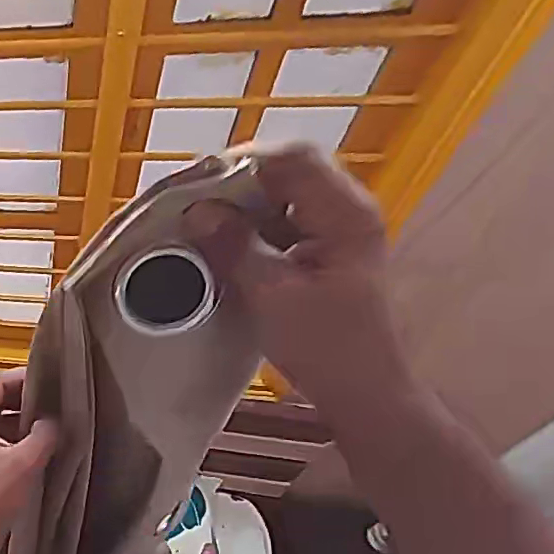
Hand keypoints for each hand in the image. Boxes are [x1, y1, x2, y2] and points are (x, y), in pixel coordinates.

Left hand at [0, 368, 57, 546]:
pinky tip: (46, 434)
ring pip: (5, 413)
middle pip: (0, 395)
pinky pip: (6, 430)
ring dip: (28, 413)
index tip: (52, 380)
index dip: (25, 377)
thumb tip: (56, 419)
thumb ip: (44, 433)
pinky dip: (25, 429)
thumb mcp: (25, 462)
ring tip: (56, 414)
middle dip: (29, 395)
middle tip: (58, 396)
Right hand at [185, 145, 417, 421]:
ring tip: (200, 224)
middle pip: (287, 172)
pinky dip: (249, 231)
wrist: (362, 393)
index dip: (241, 163)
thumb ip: (236, 249)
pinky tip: (223, 247)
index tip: (195, 186)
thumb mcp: (274, 298)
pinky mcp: (322, 254)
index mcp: (346, 214)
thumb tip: (196, 212)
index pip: (293, 159)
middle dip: (235, 185)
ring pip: (281, 198)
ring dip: (240, 208)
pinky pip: (280, 225)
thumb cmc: (327, 350)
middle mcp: (345, 211)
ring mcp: (335, 232)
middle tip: (192, 205)